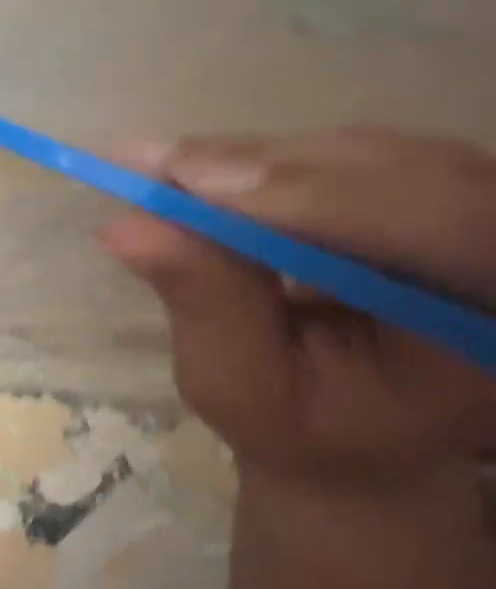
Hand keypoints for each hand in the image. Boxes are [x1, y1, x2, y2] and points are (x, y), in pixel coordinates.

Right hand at [101, 127, 495, 494]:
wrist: (354, 433)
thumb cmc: (302, 428)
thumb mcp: (241, 386)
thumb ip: (207, 305)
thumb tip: (127, 228)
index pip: (442, 227)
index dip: (316, 197)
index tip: (192, 184)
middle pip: (403, 173)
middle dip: (270, 170)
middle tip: (154, 166)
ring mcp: (482, 213)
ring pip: (372, 154)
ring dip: (257, 160)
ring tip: (158, 171)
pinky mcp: (439, 193)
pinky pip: (356, 155)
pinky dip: (266, 161)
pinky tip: (197, 172)